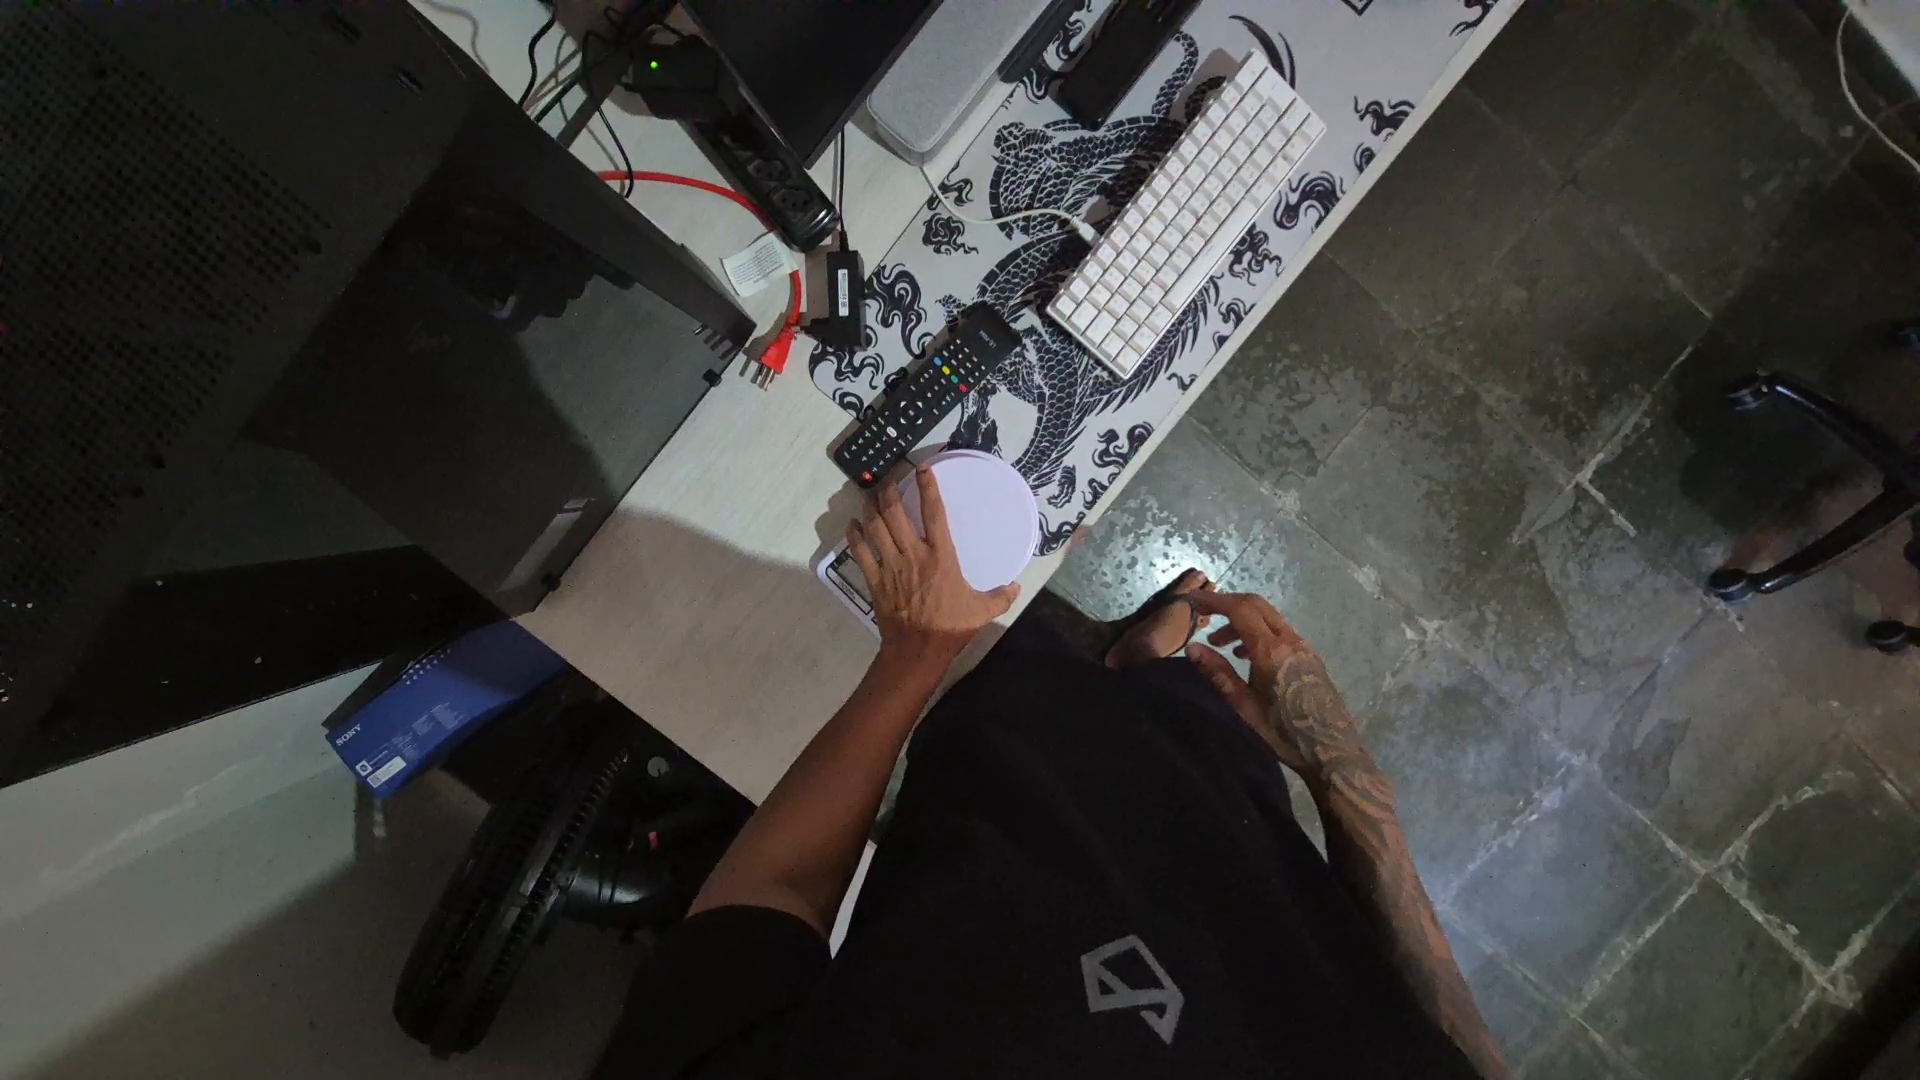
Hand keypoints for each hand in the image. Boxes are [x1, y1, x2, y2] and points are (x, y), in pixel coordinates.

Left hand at [846, 465, 1019, 664]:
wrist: (917, 650)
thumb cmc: (951, 627)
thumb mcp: (982, 611)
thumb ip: (1001, 596)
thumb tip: (1016, 587)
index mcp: (941, 556)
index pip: (934, 513)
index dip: (928, 487)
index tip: (923, 469)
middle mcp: (913, 554)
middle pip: (895, 513)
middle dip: (889, 492)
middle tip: (888, 480)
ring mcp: (890, 566)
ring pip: (875, 527)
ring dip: (870, 508)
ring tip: (870, 496)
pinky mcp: (874, 579)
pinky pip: (860, 551)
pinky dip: (854, 535)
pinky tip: (852, 524)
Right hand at [1182, 591, 1368, 783]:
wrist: (1332, 752)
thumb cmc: (1283, 732)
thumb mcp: (1244, 706)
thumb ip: (1218, 673)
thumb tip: (1191, 648)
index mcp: (1272, 651)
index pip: (1240, 610)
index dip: (1214, 600)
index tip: (1192, 601)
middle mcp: (1290, 641)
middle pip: (1256, 605)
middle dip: (1227, 604)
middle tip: (1204, 614)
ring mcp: (1303, 648)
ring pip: (1268, 618)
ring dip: (1242, 620)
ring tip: (1220, 644)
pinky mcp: (1309, 657)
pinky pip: (1279, 632)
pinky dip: (1257, 631)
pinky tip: (1246, 656)